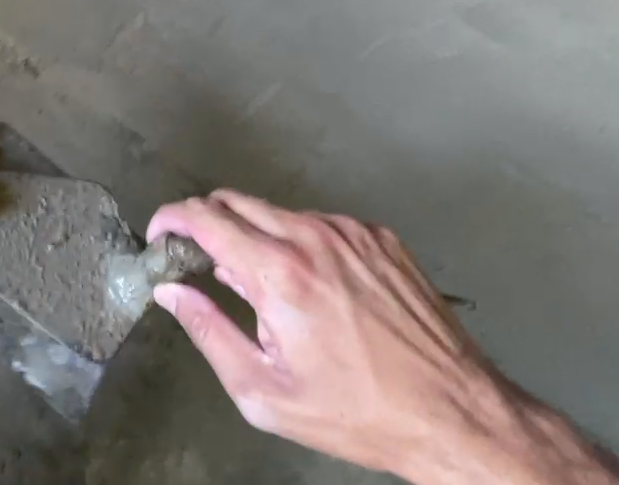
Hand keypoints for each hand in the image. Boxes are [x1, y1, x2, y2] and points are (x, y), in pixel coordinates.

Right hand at [146, 191, 510, 480]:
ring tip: (271, 288)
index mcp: (277, 272)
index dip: (170, 218)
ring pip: (275, 211)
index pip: (203, 215)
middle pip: (233, 200)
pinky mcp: (379, 236)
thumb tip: (169, 290)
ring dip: (255, 235)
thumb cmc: (354, 412)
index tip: (159, 236)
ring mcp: (349, 231)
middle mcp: (310, 236)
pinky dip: (299, 242)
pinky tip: (317, 286)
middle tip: (207, 265)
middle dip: (207, 224)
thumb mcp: (264, 392)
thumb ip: (207, 332)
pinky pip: (317, 223)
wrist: (459, 418)